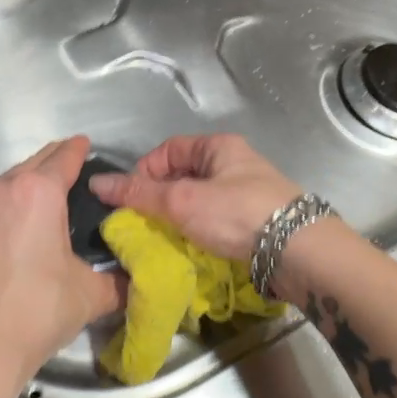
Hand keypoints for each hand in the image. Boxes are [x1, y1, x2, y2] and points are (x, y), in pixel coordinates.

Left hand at [0, 136, 126, 379]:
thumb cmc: (34, 314)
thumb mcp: (88, 296)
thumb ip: (116, 281)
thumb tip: (134, 282)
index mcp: (37, 193)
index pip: (63, 157)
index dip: (78, 150)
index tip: (84, 145)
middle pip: (31, 166)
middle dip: (50, 167)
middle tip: (68, 174)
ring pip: (1, 188)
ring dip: (21, 192)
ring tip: (38, 210)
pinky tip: (5, 238)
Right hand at [88, 134, 304, 262]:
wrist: (299, 251)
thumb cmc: (238, 214)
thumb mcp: (183, 201)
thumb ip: (140, 194)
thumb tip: (96, 182)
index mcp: (218, 146)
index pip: (168, 150)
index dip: (144, 171)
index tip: (130, 200)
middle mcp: (234, 164)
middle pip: (183, 176)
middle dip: (159, 199)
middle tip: (143, 225)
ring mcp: (247, 194)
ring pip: (199, 202)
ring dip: (179, 220)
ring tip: (164, 241)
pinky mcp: (256, 223)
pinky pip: (216, 223)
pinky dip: (200, 234)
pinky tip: (192, 250)